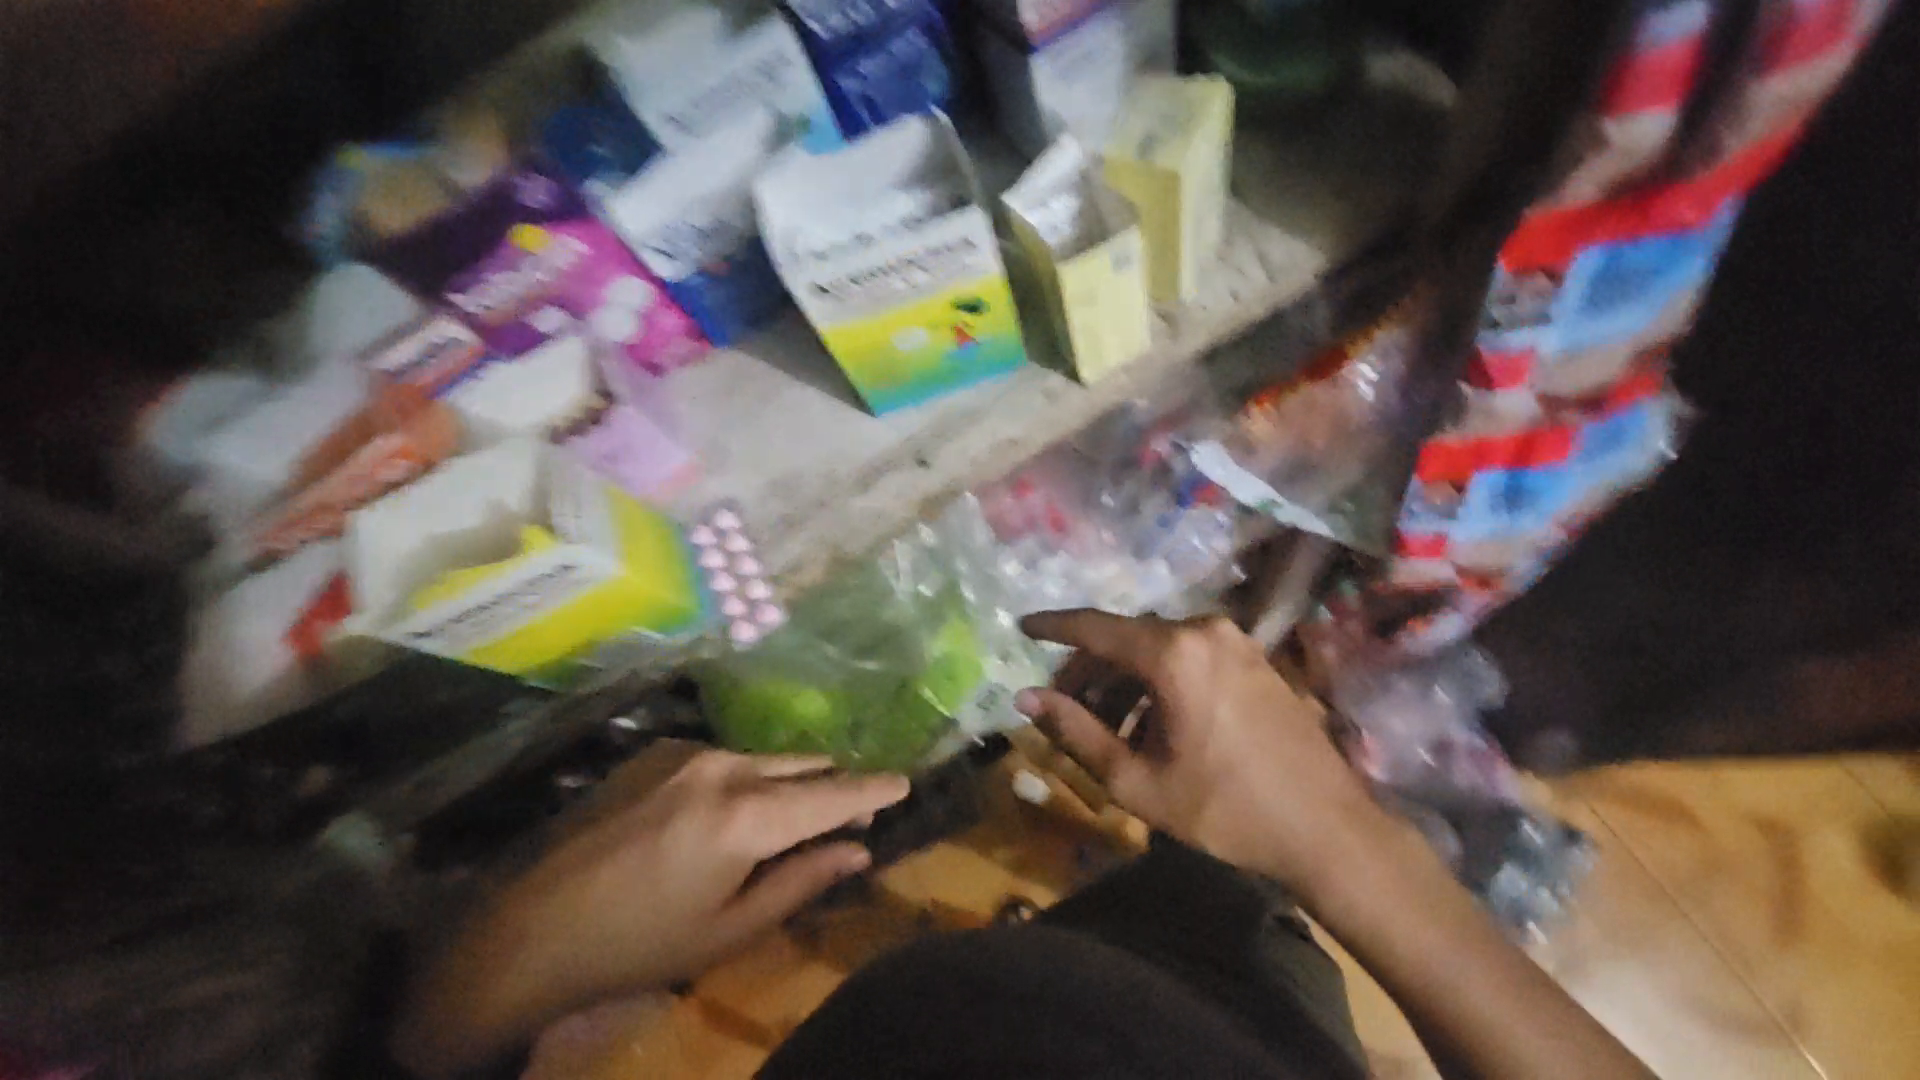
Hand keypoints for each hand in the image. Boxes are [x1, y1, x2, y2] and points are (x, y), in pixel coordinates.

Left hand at [393, 742, 908, 1077]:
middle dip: (835, 784)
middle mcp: (723, 768)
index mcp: (746, 816)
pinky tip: (744, 807)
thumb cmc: (639, 944)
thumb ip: (801, 881)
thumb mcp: (730, 929)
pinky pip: (726, 759)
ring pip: (765, 759)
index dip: (872, 788)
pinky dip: (752, 776)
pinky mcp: (654, 756)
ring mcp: (684, 756)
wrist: (528, 931)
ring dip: (793, 778)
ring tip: (810, 803)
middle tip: (860, 806)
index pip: (831, 793)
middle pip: (802, 767)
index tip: (906, 781)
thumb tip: (859, 848)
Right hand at [1017, 610, 1391, 891]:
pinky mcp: (1256, 659)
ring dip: (1124, 682)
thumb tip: (1025, 698)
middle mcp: (1204, 630)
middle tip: (1063, 710)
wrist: (1329, 829)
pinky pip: (1189, 658)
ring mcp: (1236, 642)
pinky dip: (1159, 683)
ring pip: (1157, 650)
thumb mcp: (1137, 780)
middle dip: (1089, 672)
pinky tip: (1152, 726)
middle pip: (1126, 640)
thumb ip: (1075, 732)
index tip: (1022, 627)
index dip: (1053, 628)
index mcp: (1173, 653)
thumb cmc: (1226, 809)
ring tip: (1107, 730)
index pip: (1094, 628)